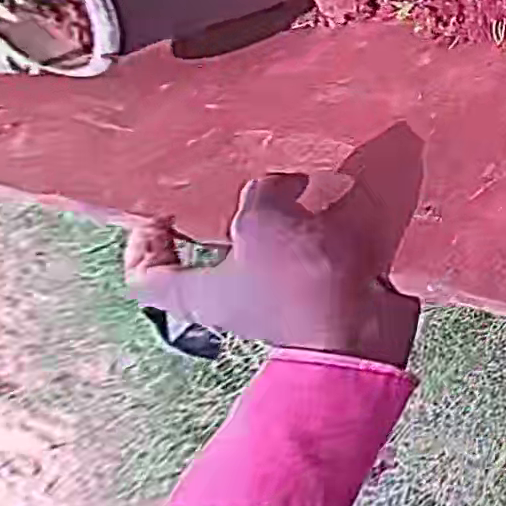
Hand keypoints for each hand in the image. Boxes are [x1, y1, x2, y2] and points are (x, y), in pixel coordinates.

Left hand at [125, 172, 420, 367]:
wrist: (359, 321)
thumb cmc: (298, 282)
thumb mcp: (267, 222)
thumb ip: (262, 194)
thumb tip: (274, 183)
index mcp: (192, 291)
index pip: (146, 273)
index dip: (147, 244)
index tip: (161, 217)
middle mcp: (228, 301)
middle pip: (214, 264)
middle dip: (233, 231)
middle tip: (250, 201)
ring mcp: (276, 302)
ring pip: (269, 261)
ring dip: (286, 233)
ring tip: (309, 203)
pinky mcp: (319, 296)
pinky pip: (313, 262)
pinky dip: (324, 241)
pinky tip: (344, 222)